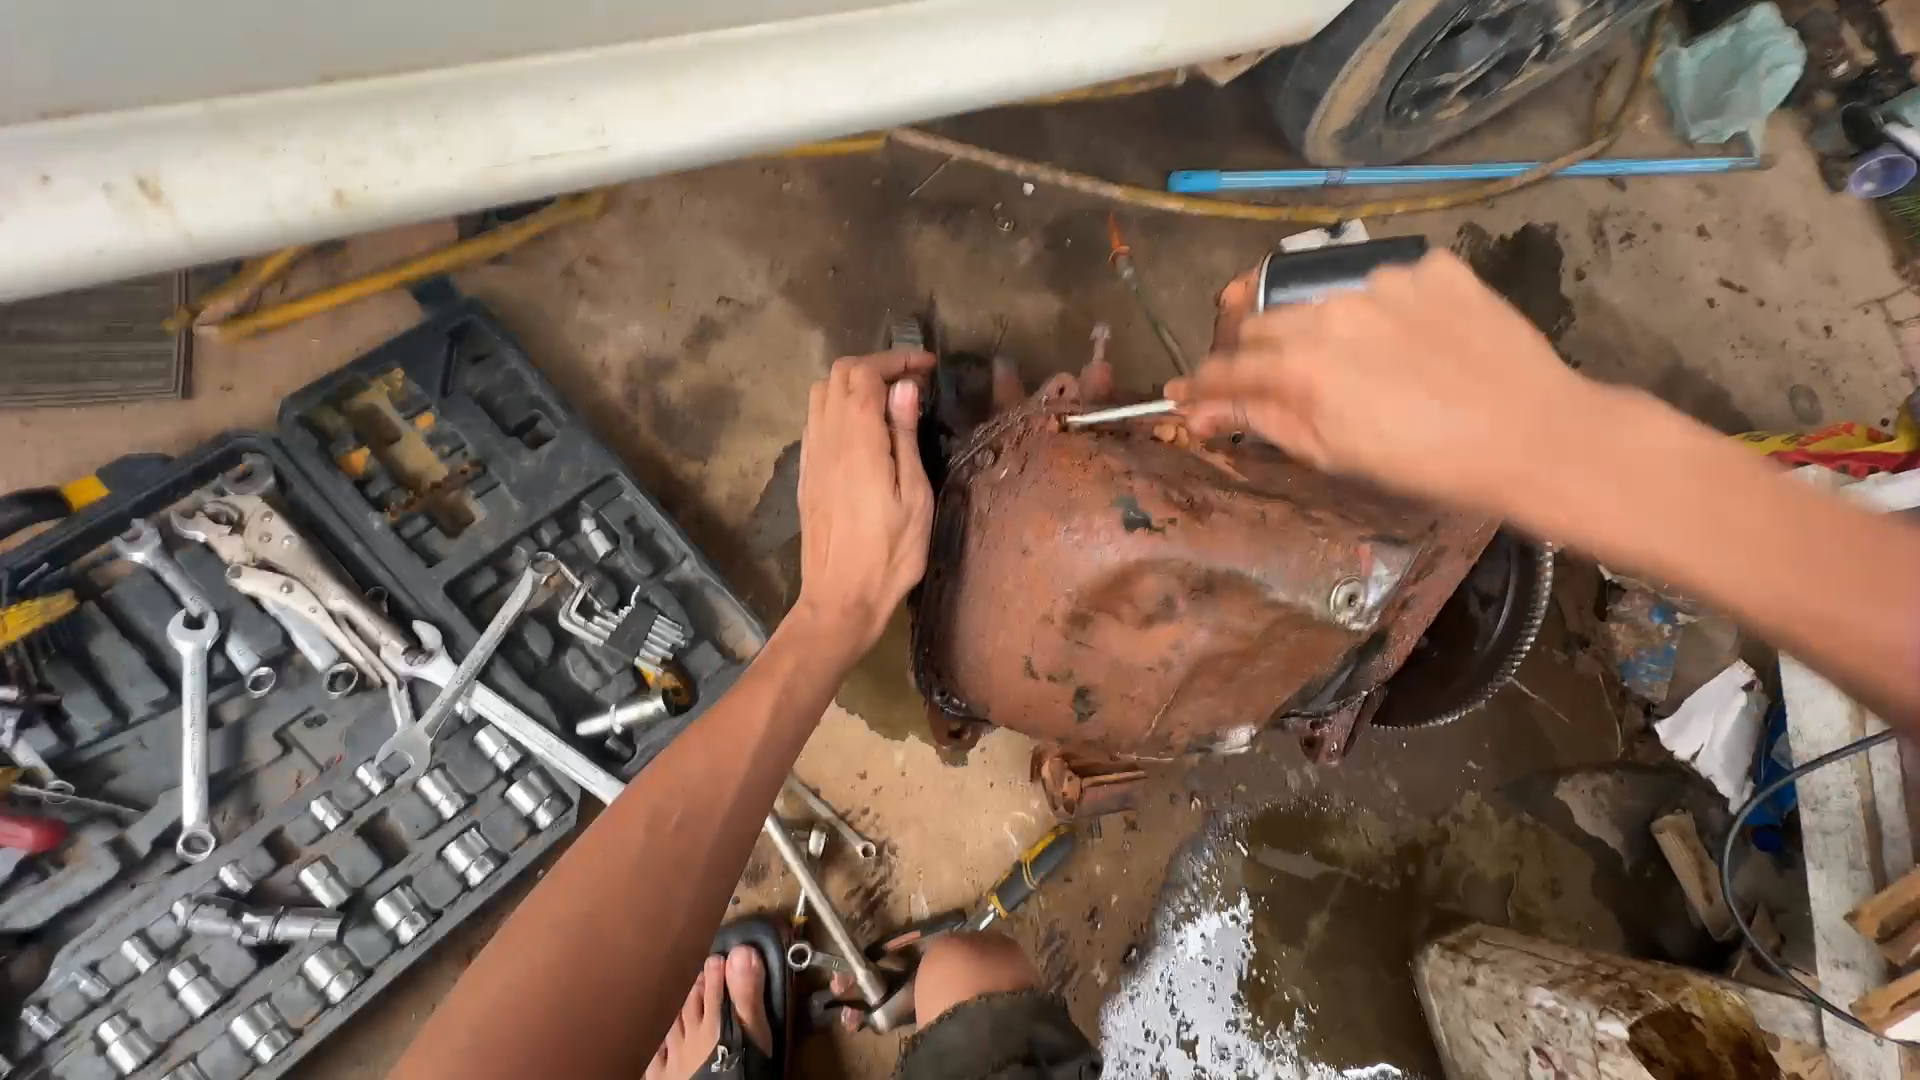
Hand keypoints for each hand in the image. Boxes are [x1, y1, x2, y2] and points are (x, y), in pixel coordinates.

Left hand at [791, 349, 936, 655]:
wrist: (840, 598)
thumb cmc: (889, 555)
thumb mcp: (914, 497)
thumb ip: (904, 437)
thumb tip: (905, 388)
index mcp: (857, 440)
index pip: (866, 373)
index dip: (897, 360)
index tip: (927, 368)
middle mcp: (826, 438)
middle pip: (838, 374)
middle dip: (875, 366)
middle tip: (911, 383)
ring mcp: (810, 456)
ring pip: (821, 394)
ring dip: (853, 384)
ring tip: (887, 402)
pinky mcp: (805, 473)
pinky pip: (815, 421)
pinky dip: (838, 407)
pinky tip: (862, 431)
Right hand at [1166, 250, 1602, 513]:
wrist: (1532, 435)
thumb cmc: (1422, 462)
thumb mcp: (1329, 452)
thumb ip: (1260, 421)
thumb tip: (1200, 414)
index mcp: (1300, 363)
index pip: (1227, 367)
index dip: (1201, 384)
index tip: (1185, 394)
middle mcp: (1331, 309)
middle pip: (1263, 322)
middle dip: (1255, 352)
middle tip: (1273, 382)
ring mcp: (1385, 282)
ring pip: (1320, 300)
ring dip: (1317, 329)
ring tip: (1352, 363)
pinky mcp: (1434, 269)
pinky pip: (1385, 283)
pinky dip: (1381, 310)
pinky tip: (1406, 339)